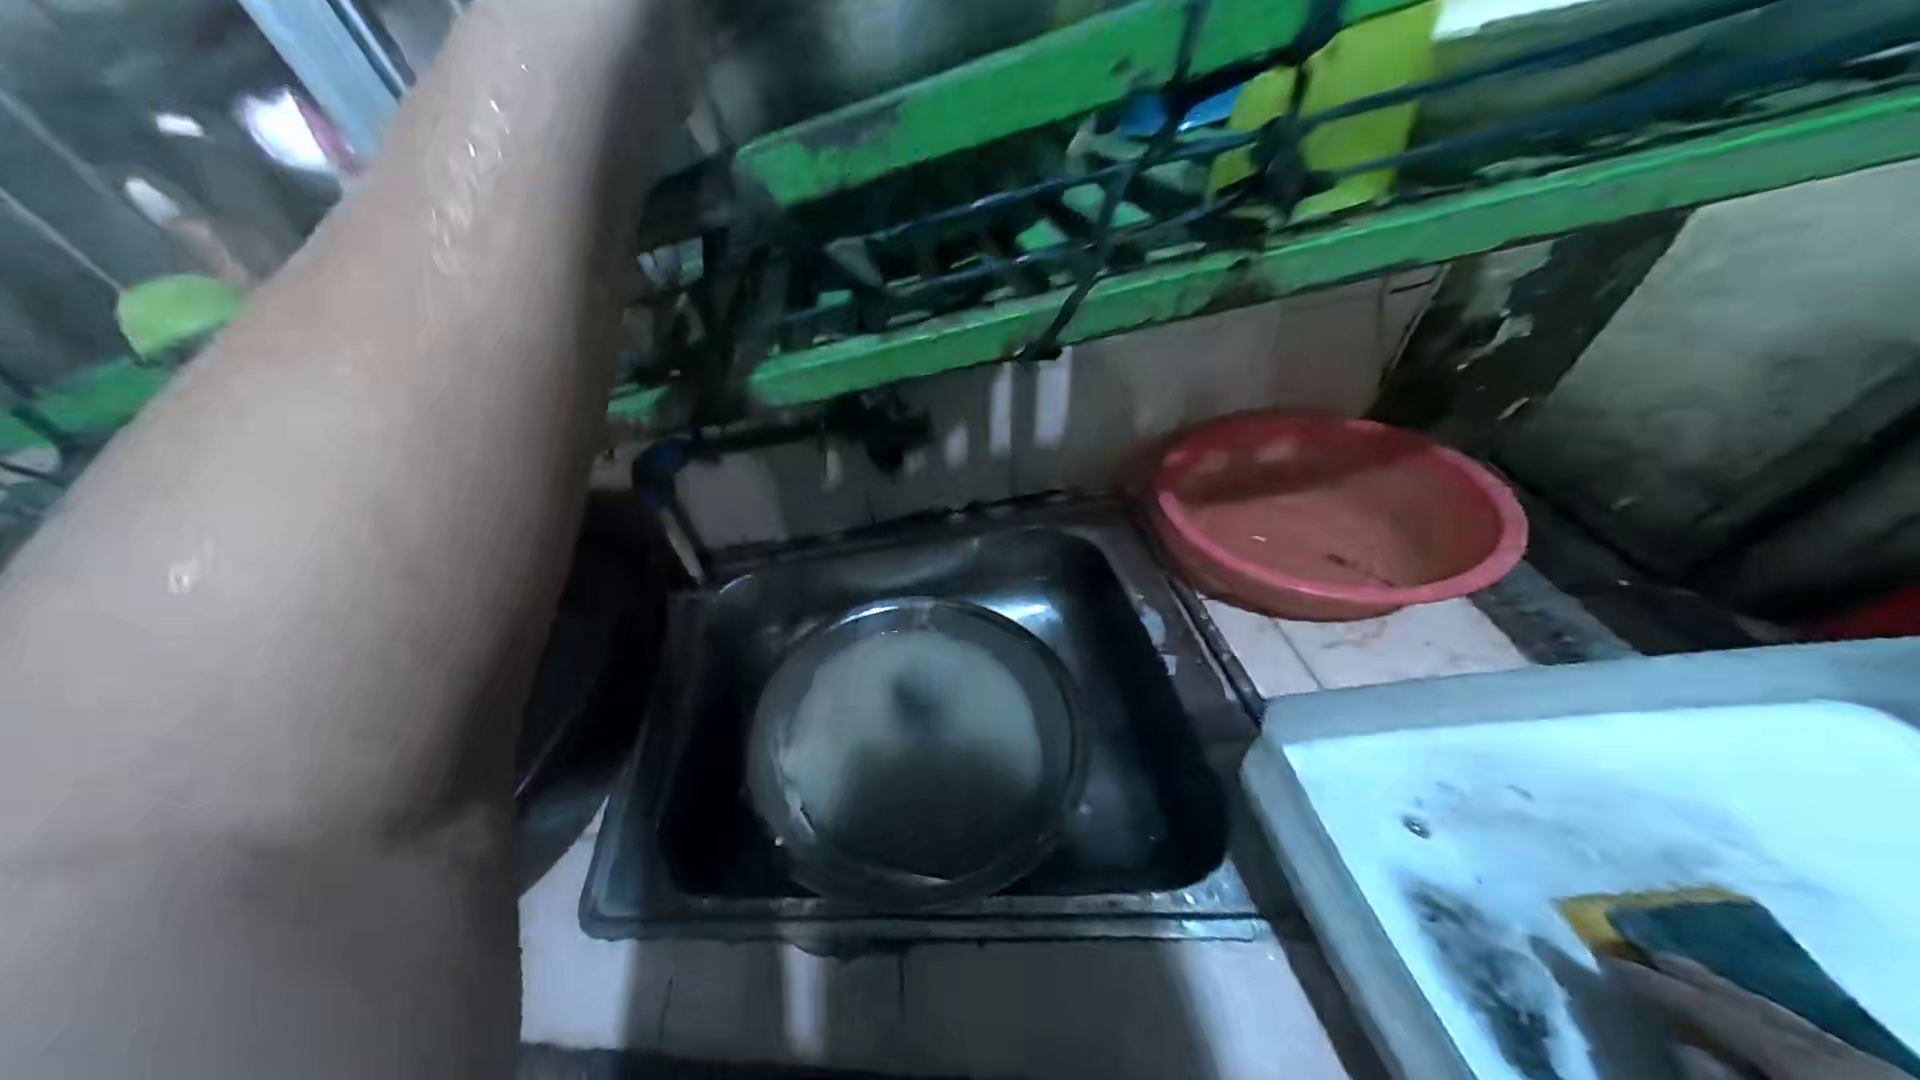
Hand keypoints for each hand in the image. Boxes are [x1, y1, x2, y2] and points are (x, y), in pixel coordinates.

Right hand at [1607, 953, 1913, 1079]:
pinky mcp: (1880, 1074)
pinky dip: (1766, 1012)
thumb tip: (1680, 1043)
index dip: (1657, 984)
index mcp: (1804, 1059)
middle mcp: (1833, 1050)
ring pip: (1783, 1016)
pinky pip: (1808, 1032)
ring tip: (1683, 969)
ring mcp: (1865, 1063)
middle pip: (1753, 1004)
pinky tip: (1752, 1010)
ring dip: (1728, 991)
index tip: (1606, 959)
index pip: (1714, 1010)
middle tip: (1643, 948)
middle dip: (1696, 977)